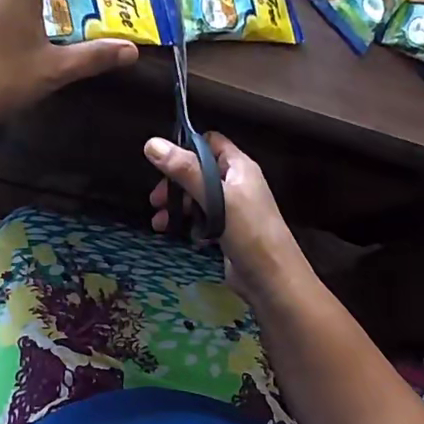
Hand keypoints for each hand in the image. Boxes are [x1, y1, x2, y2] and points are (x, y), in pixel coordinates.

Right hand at [144, 132, 308, 299]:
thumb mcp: (216, 198)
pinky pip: (204, 220)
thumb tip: (152, 144)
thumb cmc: (249, 232)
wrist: (272, 280)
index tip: (162, 163)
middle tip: (156, 201)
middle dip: (175, 184)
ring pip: (198, 198)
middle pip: (199, 172)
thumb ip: (186, 171)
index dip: (187, 148)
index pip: (210, 143)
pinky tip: (184, 236)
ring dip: (178, 207)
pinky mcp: (228, 231)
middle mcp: (237, 183)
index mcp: (239, 167)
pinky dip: (191, 225)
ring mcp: (233, 208)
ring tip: (160, 223)